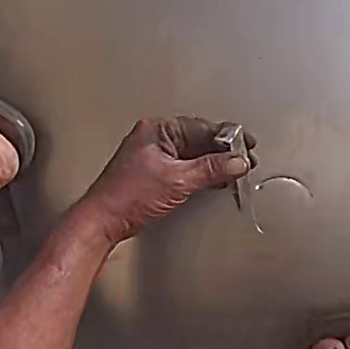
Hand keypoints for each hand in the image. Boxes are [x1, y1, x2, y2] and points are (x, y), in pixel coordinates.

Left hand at [71, 117, 252, 244]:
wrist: (103, 221)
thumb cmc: (125, 197)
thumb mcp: (178, 180)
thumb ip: (211, 169)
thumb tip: (236, 162)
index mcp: (157, 130)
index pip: (202, 127)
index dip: (228, 138)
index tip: (246, 146)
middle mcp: (155, 139)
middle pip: (199, 140)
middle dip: (224, 152)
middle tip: (244, 161)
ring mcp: (154, 156)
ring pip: (193, 155)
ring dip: (214, 164)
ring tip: (233, 172)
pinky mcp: (155, 174)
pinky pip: (186, 167)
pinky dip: (202, 173)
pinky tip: (213, 180)